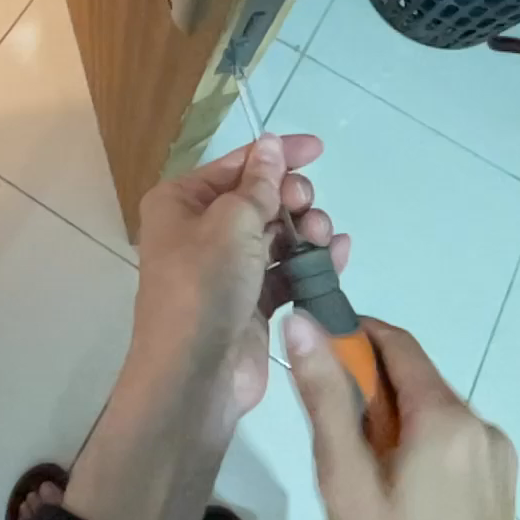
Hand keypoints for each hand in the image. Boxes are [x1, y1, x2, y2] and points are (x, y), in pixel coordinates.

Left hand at [131, 133, 349, 422]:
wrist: (194, 376)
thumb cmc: (203, 284)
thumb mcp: (232, 221)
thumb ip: (259, 182)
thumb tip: (268, 143)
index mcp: (181, 201)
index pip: (236, 165)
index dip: (277, 154)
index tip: (318, 148)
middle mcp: (200, 230)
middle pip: (260, 198)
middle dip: (292, 198)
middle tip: (307, 206)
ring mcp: (227, 267)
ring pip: (276, 234)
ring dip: (305, 230)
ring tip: (322, 237)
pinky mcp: (251, 301)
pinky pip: (286, 270)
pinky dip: (310, 262)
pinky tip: (337, 254)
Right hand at [285, 314, 517, 519]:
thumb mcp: (346, 478)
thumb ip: (324, 395)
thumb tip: (301, 322)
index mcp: (449, 418)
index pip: (396, 341)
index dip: (354, 336)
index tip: (318, 355)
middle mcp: (483, 427)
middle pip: (414, 379)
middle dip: (369, 390)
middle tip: (334, 434)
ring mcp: (499, 462)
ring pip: (431, 414)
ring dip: (391, 422)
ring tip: (361, 473)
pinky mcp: (504, 490)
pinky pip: (452, 445)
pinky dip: (418, 448)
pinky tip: (396, 494)